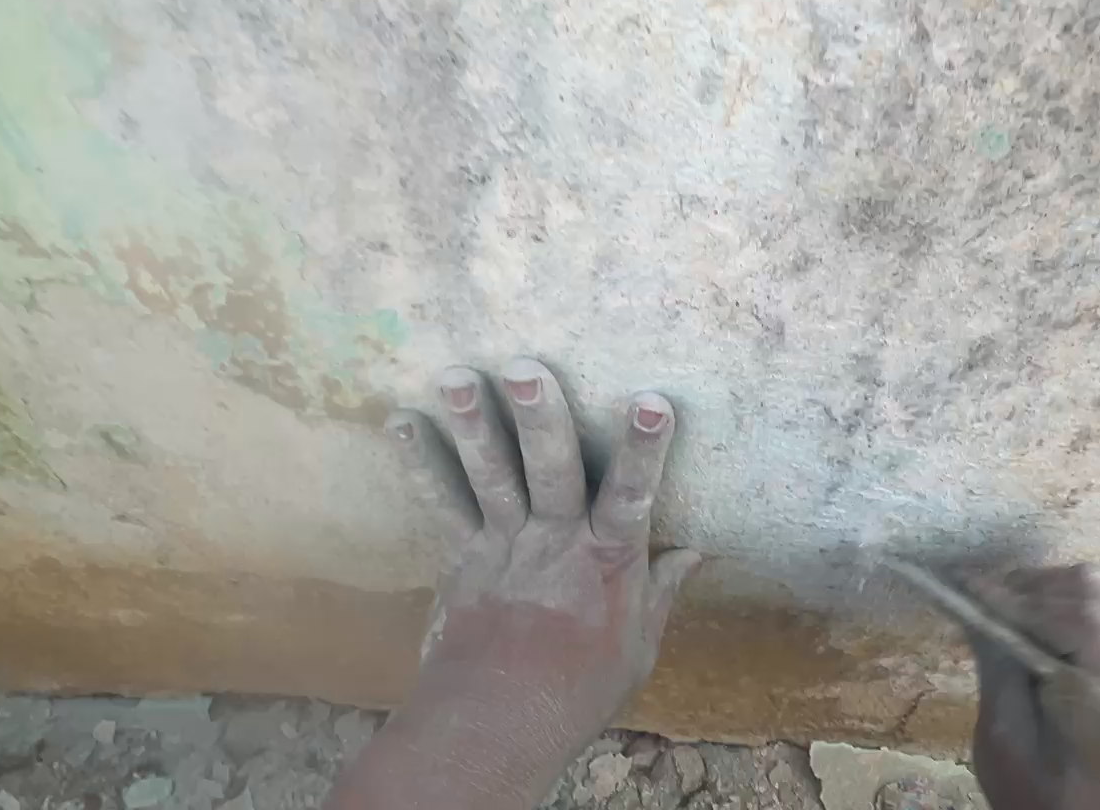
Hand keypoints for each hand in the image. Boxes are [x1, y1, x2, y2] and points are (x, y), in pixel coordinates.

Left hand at [328, 358, 698, 809]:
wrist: (492, 730)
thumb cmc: (577, 688)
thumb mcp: (638, 645)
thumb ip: (663, 589)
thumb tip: (697, 549)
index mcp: (607, 560)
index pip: (633, 497)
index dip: (644, 450)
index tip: (652, 401)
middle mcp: (554, 542)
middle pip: (551, 473)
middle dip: (541, 419)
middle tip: (525, 369)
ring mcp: (502, 545)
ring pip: (490, 478)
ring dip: (473, 426)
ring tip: (456, 377)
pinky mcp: (462, 556)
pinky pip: (440, 505)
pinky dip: (420, 463)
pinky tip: (402, 420)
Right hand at [966, 564, 1099, 809]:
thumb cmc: (1039, 793)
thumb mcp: (1004, 746)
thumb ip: (997, 676)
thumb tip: (978, 612)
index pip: (1080, 627)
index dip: (1022, 600)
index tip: (968, 586)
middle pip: (1092, 601)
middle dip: (1028, 590)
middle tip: (977, 595)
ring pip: (1098, 595)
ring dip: (1042, 588)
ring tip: (1000, 601)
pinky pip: (1098, 606)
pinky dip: (1056, 596)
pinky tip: (1026, 611)